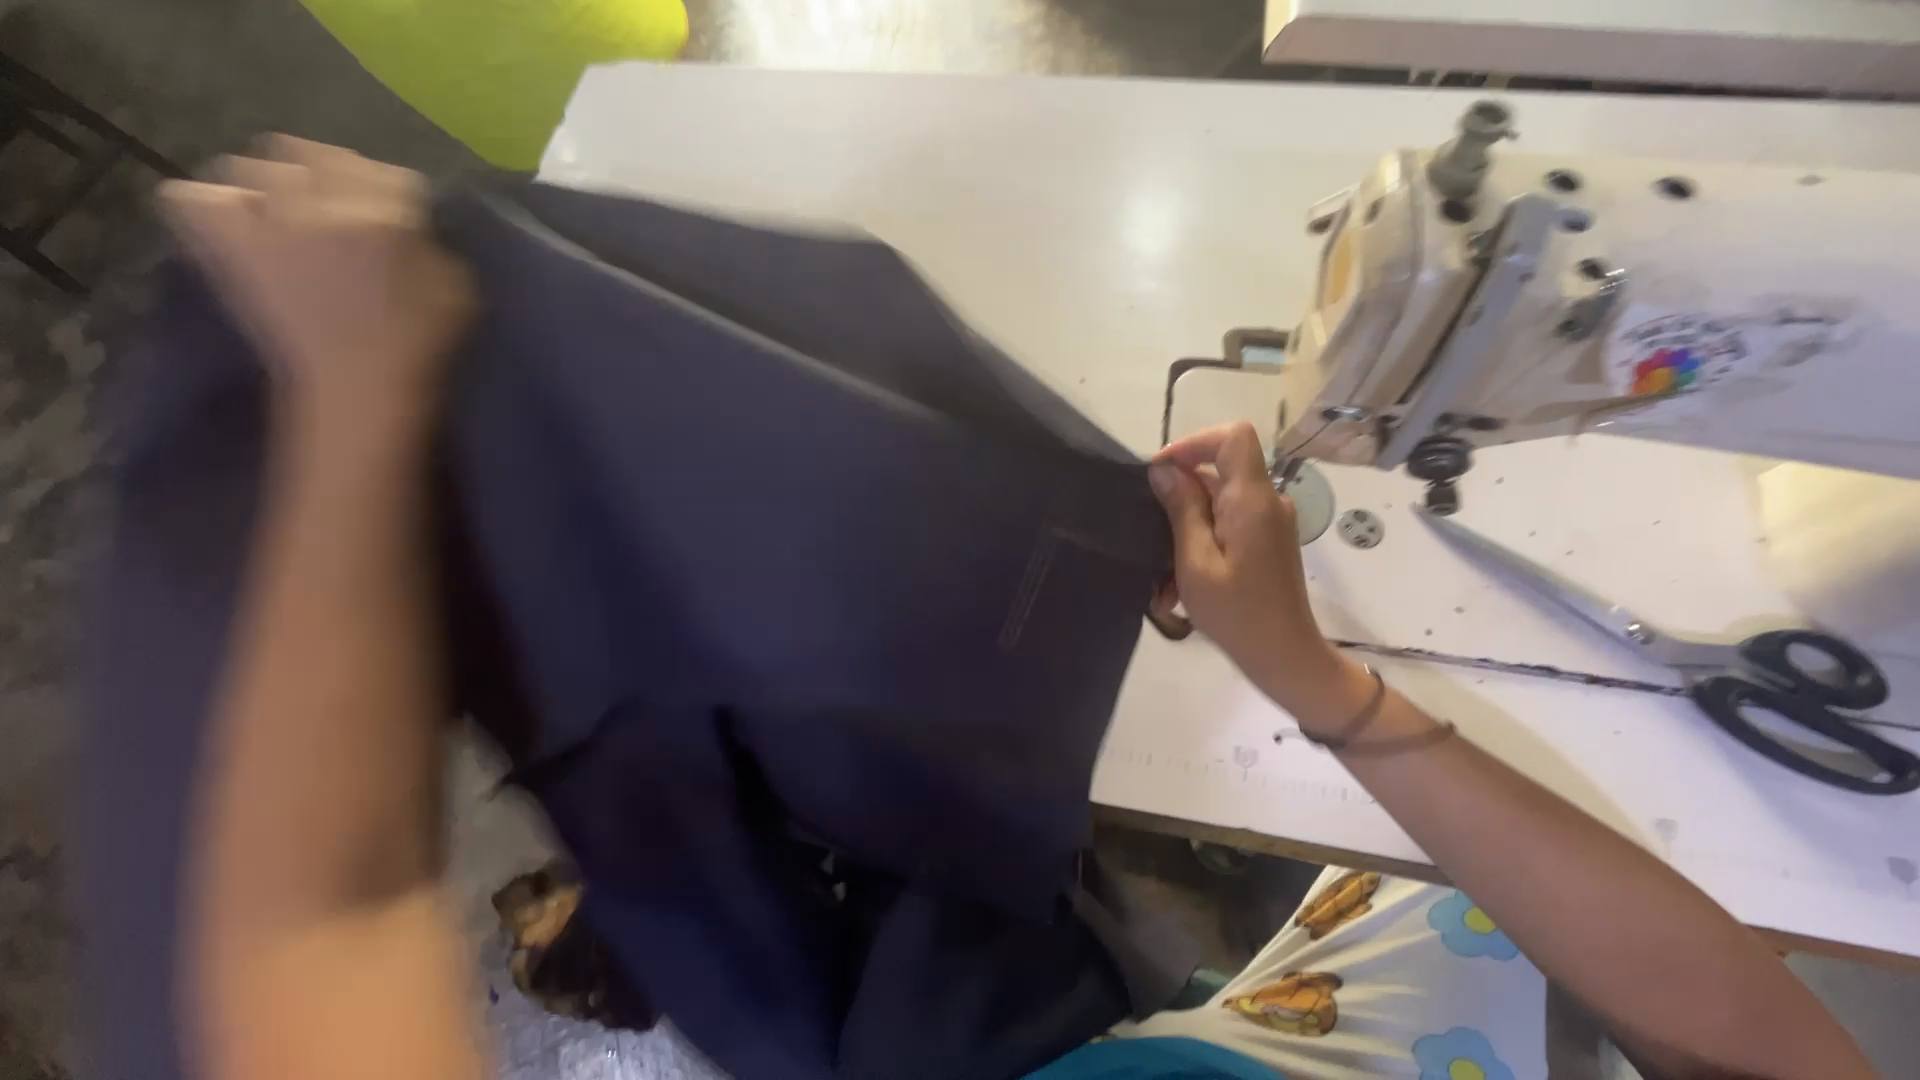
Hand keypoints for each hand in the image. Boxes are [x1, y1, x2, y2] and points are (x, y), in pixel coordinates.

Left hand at [157, 136, 473, 432]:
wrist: (365, 390)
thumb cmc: (424, 345)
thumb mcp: (458, 289)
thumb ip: (430, 243)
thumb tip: (409, 224)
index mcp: (385, 215)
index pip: (391, 175)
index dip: (399, 196)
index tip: (405, 219)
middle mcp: (319, 205)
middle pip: (316, 155)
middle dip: (332, 174)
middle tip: (345, 209)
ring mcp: (265, 222)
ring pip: (252, 168)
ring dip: (273, 187)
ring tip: (289, 216)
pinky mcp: (227, 247)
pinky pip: (193, 197)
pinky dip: (213, 204)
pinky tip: (241, 224)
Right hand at [1149, 423, 1361, 720]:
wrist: (1285, 656)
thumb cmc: (1236, 613)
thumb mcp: (1195, 562)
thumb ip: (1182, 510)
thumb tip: (1165, 471)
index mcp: (1252, 500)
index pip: (1233, 437)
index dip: (1194, 443)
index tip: (1162, 473)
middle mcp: (1268, 501)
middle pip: (1221, 470)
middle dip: (1181, 495)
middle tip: (1149, 530)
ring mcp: (1271, 522)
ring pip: (1220, 502)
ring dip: (1187, 527)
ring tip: (1163, 574)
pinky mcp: (1268, 542)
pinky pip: (1230, 524)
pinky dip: (1203, 542)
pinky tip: (1180, 584)